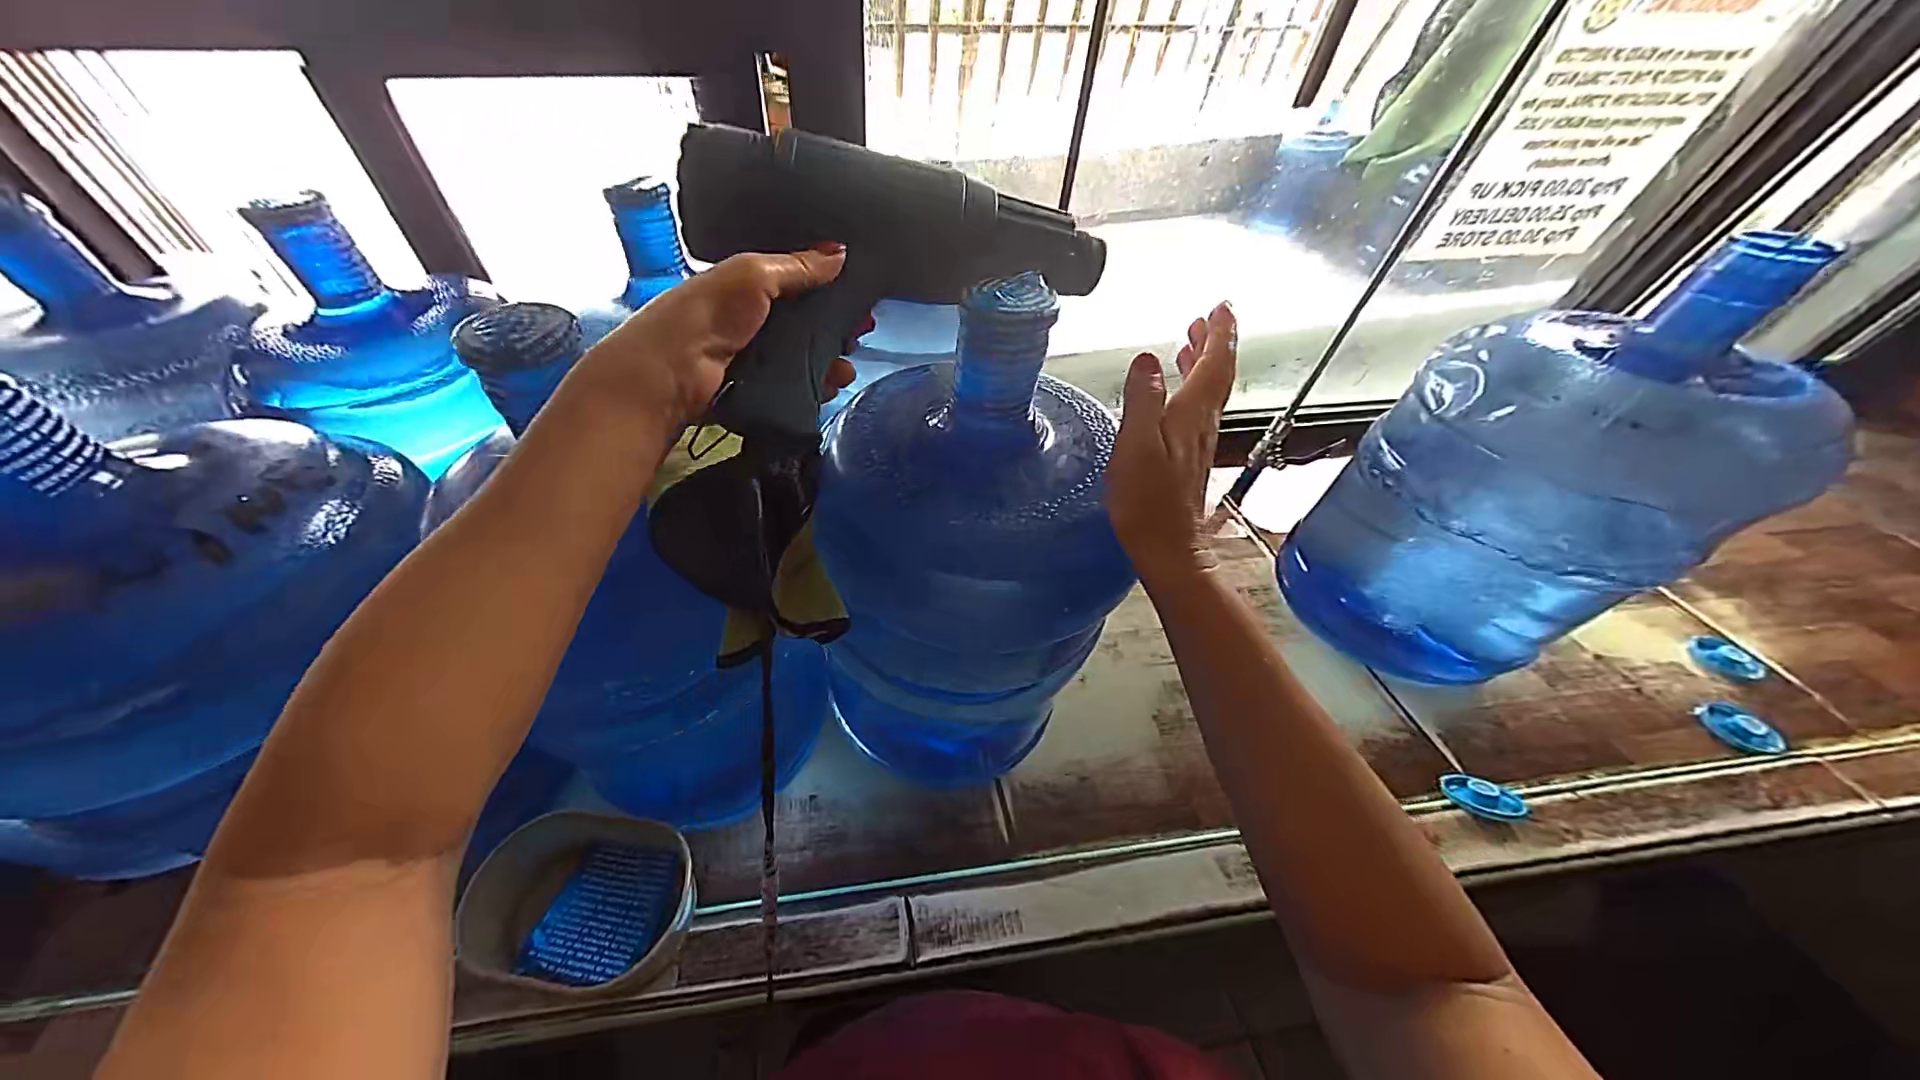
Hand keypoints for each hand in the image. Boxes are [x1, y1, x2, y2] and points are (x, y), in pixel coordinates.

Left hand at [567, 245, 858, 429]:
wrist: (670, 375)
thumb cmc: (707, 315)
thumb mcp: (752, 275)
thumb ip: (796, 266)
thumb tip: (840, 254)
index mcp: (749, 284)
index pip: (800, 283)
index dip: (831, 289)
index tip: (858, 301)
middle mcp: (754, 320)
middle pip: (807, 324)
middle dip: (837, 330)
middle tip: (858, 337)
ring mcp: (755, 357)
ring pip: (805, 358)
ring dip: (831, 363)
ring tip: (845, 370)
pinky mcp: (757, 389)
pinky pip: (795, 387)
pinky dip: (815, 388)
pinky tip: (829, 389)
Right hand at [1105, 302, 1236, 584]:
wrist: (1166, 546)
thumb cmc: (1146, 500)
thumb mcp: (1135, 444)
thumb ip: (1141, 399)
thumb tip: (1146, 360)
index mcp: (1190, 415)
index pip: (1214, 363)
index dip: (1219, 333)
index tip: (1220, 307)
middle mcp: (1201, 425)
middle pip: (1216, 375)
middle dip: (1214, 343)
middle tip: (1205, 320)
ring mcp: (1197, 443)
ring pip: (1208, 393)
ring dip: (1203, 365)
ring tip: (1190, 345)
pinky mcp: (1188, 459)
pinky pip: (1197, 412)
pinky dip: (1192, 390)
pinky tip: (1176, 394)